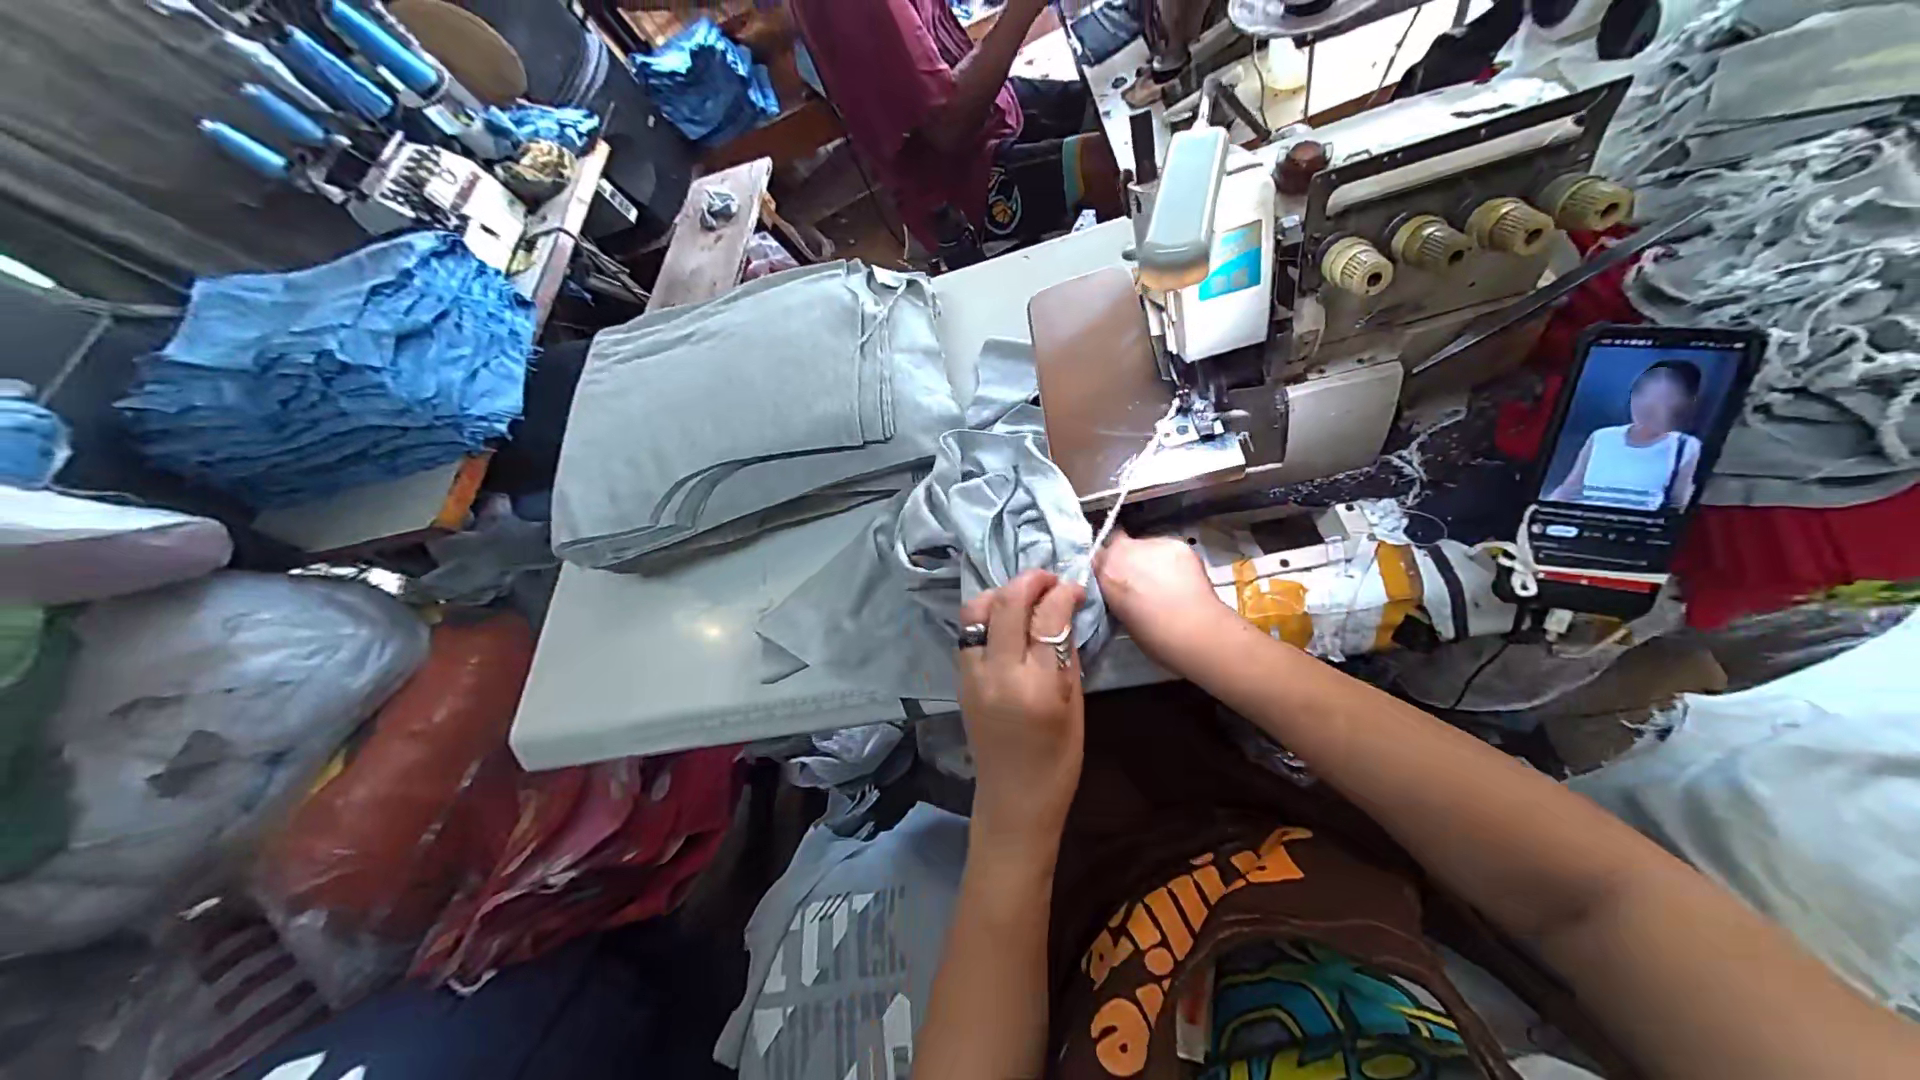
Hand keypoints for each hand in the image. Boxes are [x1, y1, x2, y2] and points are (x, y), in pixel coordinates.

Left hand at [956, 569, 1085, 856]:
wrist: (1014, 798)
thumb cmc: (1058, 759)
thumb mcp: (1075, 704)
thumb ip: (1066, 654)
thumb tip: (1064, 612)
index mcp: (1036, 685)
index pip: (1047, 617)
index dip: (1063, 593)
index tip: (1074, 588)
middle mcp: (998, 672)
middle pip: (1006, 603)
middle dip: (1030, 580)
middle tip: (1049, 579)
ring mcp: (972, 673)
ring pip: (977, 610)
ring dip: (1002, 593)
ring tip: (1025, 597)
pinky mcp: (959, 678)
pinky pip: (969, 631)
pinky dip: (987, 614)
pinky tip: (1006, 619)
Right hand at [1092, 529, 1230, 675]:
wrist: (1191, 629)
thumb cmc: (1151, 633)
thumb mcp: (1118, 611)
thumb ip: (1115, 589)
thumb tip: (1122, 586)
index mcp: (1105, 570)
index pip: (1098, 556)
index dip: (1107, 565)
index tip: (1115, 576)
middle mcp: (1124, 550)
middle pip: (1120, 543)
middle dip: (1128, 556)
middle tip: (1140, 576)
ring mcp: (1152, 543)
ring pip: (1147, 544)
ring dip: (1151, 557)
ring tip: (1165, 578)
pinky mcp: (1177, 543)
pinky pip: (1169, 548)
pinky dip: (1172, 559)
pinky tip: (1181, 576)